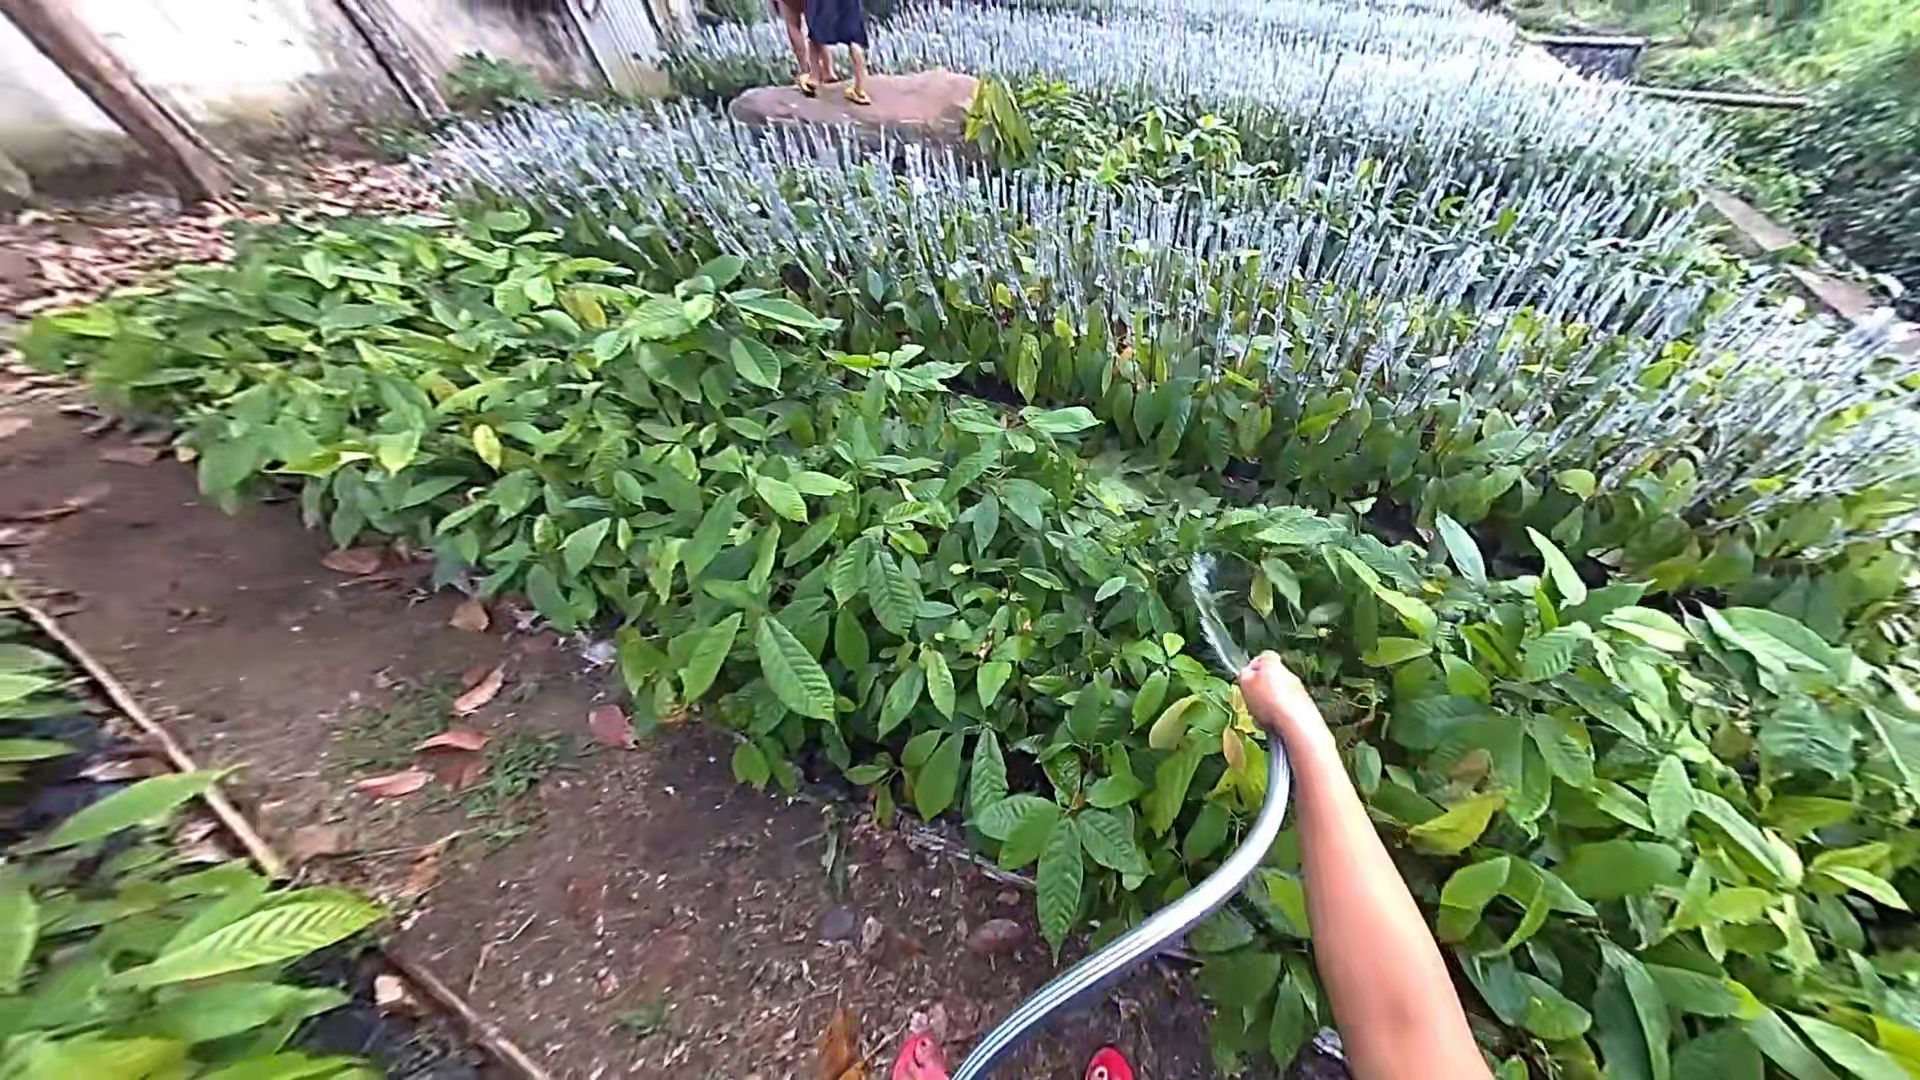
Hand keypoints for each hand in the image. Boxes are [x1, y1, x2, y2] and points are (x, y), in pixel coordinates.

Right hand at [1238, 651, 1329, 747]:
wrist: (1298, 726)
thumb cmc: (1268, 701)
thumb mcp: (1245, 683)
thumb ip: (1244, 674)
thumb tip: (1247, 673)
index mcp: (1273, 663)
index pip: (1262, 656)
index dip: (1253, 666)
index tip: (1246, 679)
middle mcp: (1289, 673)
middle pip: (1271, 676)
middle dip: (1262, 687)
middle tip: (1253, 699)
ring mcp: (1300, 690)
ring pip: (1280, 692)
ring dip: (1271, 701)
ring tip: (1263, 716)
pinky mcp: (1307, 707)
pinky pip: (1288, 707)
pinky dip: (1281, 713)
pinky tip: (1275, 724)